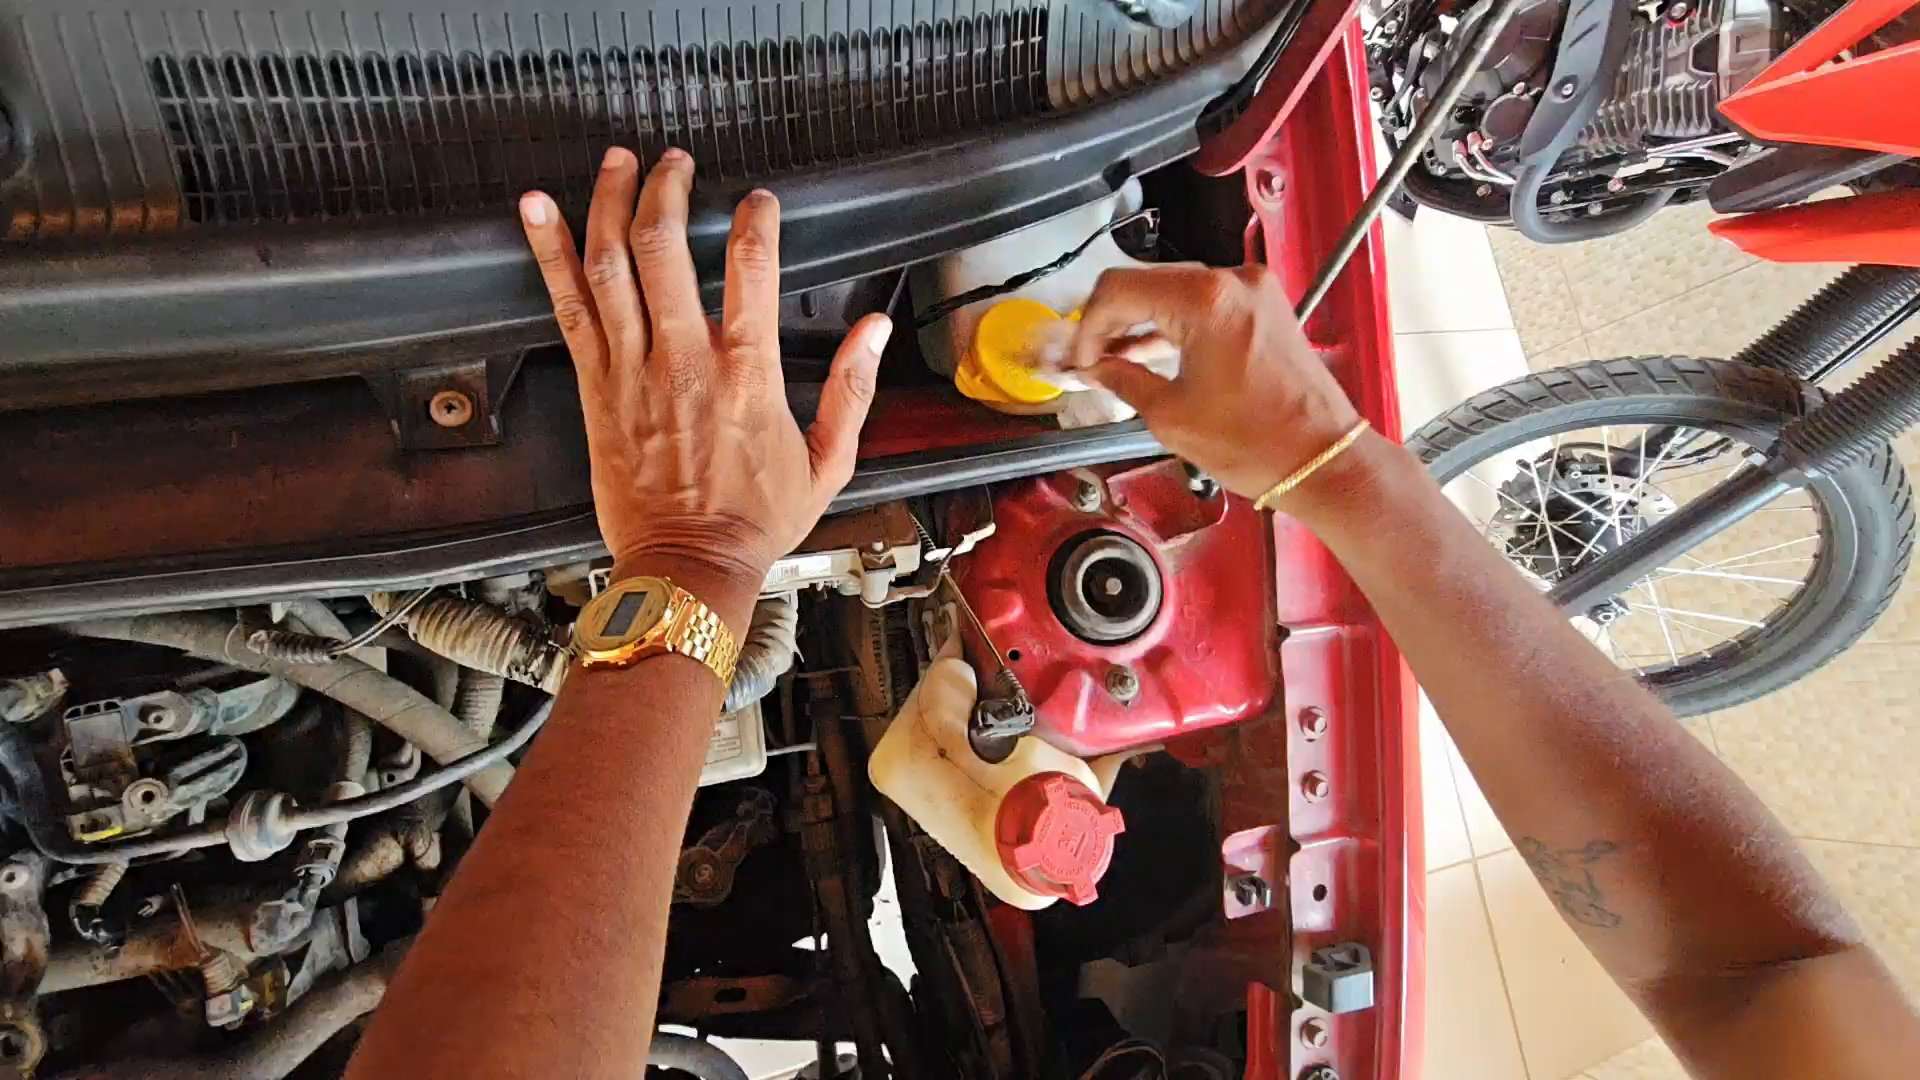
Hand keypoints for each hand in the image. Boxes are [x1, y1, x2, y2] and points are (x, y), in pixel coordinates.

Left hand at [520, 147, 891, 617]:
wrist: (688, 564)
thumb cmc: (757, 519)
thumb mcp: (830, 462)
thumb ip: (854, 390)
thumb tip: (875, 332)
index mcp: (750, 375)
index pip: (752, 267)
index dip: (754, 219)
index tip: (758, 202)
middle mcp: (688, 360)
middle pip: (667, 246)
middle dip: (669, 189)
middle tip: (675, 163)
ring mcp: (634, 371)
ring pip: (612, 264)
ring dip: (612, 201)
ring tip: (618, 161)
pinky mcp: (595, 389)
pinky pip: (569, 308)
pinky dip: (551, 253)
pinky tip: (539, 209)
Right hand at [1066, 265, 1367, 512]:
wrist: (1319, 457)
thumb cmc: (1251, 441)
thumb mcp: (1168, 415)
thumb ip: (1122, 379)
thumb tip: (1093, 368)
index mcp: (1204, 300)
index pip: (1118, 290)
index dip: (1087, 326)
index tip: (1078, 359)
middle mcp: (1230, 280)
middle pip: (1143, 282)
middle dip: (1108, 320)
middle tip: (1086, 359)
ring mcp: (1251, 289)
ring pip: (1170, 291)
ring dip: (1137, 322)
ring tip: (1109, 360)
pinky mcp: (1262, 306)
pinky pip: (1200, 304)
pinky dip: (1169, 324)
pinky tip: (1145, 352)